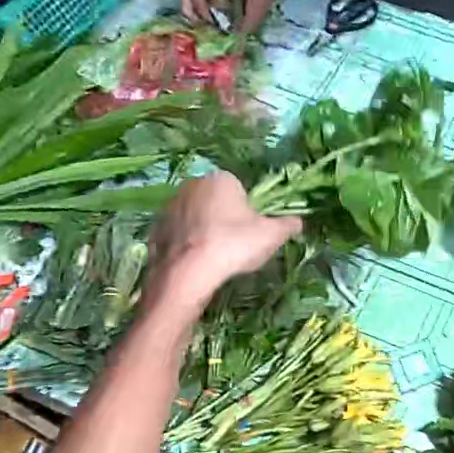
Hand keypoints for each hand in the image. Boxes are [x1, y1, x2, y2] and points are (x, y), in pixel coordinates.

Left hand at [147, 171, 300, 309]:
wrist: (187, 273)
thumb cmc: (233, 246)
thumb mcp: (271, 236)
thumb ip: (288, 225)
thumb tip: (299, 222)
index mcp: (221, 178)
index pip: (239, 191)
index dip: (247, 213)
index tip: (250, 234)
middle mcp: (192, 185)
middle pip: (214, 202)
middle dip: (223, 219)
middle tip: (233, 247)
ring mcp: (169, 206)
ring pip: (193, 217)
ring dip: (202, 231)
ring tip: (212, 259)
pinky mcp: (154, 228)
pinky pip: (176, 235)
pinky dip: (184, 246)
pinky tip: (193, 264)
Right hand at [173, 0, 230, 24]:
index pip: (198, 1)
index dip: (207, 15)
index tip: (219, 25)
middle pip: (187, 9)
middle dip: (199, 21)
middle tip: (214, 27)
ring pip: (186, 6)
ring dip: (196, 16)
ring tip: (212, 22)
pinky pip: (188, 0)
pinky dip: (196, 8)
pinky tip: (209, 10)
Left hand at [227, 0, 290, 33]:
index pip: (252, 19)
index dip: (239, 30)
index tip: (224, 33)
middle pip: (255, 22)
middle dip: (240, 28)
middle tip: (221, 28)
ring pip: (256, 15)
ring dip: (244, 20)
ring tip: (225, 21)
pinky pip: (257, 6)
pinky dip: (246, 10)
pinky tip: (234, 6)